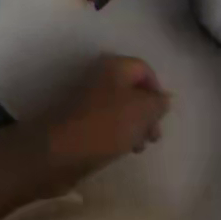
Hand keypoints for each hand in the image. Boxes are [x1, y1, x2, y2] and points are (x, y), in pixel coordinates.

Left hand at [38, 56, 170, 174]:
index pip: (145, 70)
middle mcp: (99, 76)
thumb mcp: (142, 112)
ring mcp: (85, 98)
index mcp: (115, 66)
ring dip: (133, 125)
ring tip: (138, 147)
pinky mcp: (76, 120)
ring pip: (119, 107)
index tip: (162, 117)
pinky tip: (120, 149)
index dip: (158, 92)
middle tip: (153, 136)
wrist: (57, 153)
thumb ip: (158, 103)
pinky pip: (104, 121)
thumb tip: (163, 99)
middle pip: (132, 89)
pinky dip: (116, 133)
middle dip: (147, 112)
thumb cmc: (105, 126)